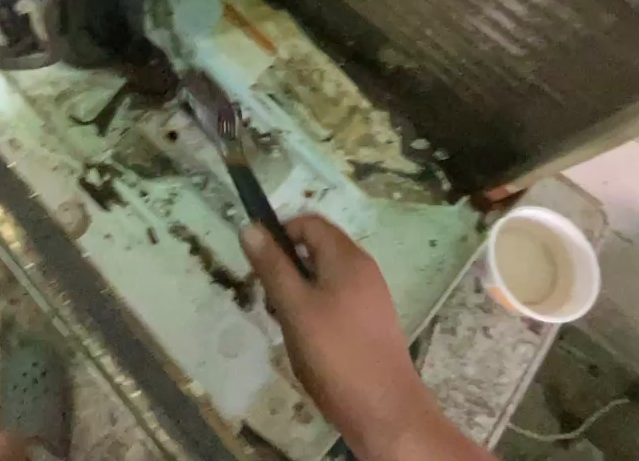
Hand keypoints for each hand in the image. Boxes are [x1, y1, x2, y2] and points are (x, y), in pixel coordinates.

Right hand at [242, 215, 494, 460]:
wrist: (388, 415)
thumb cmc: (337, 355)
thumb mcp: (295, 307)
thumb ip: (272, 266)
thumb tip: (250, 227)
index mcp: (346, 257)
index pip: (308, 222)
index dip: (280, 234)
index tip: (260, 263)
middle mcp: (362, 269)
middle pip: (315, 249)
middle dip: (287, 268)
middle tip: (270, 300)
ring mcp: (370, 297)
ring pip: (322, 277)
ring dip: (298, 292)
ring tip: (287, 325)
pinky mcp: (371, 323)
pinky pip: (335, 300)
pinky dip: (315, 310)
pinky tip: (307, 342)